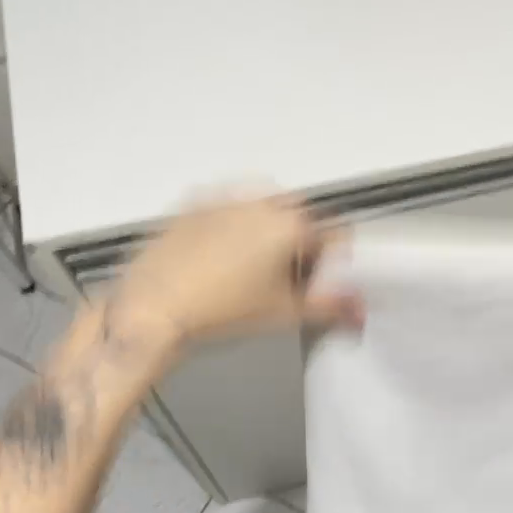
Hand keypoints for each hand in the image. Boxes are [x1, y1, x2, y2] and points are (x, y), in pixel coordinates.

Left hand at [113, 192, 361, 351]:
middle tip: (289, 285)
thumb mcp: (284, 313)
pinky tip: (222, 264)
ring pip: (263, 214)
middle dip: (302, 249)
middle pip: (299, 220)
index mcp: (289, 222)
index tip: (325, 287)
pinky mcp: (192, 206)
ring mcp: (222, 199)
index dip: (336, 265)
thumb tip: (358, 312)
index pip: (335, 235)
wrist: (154, 307)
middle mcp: (259, 200)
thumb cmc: (221, 309)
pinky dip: (234, 232)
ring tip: (252, 276)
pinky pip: (228, 213)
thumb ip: (331, 307)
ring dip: (269, 238)